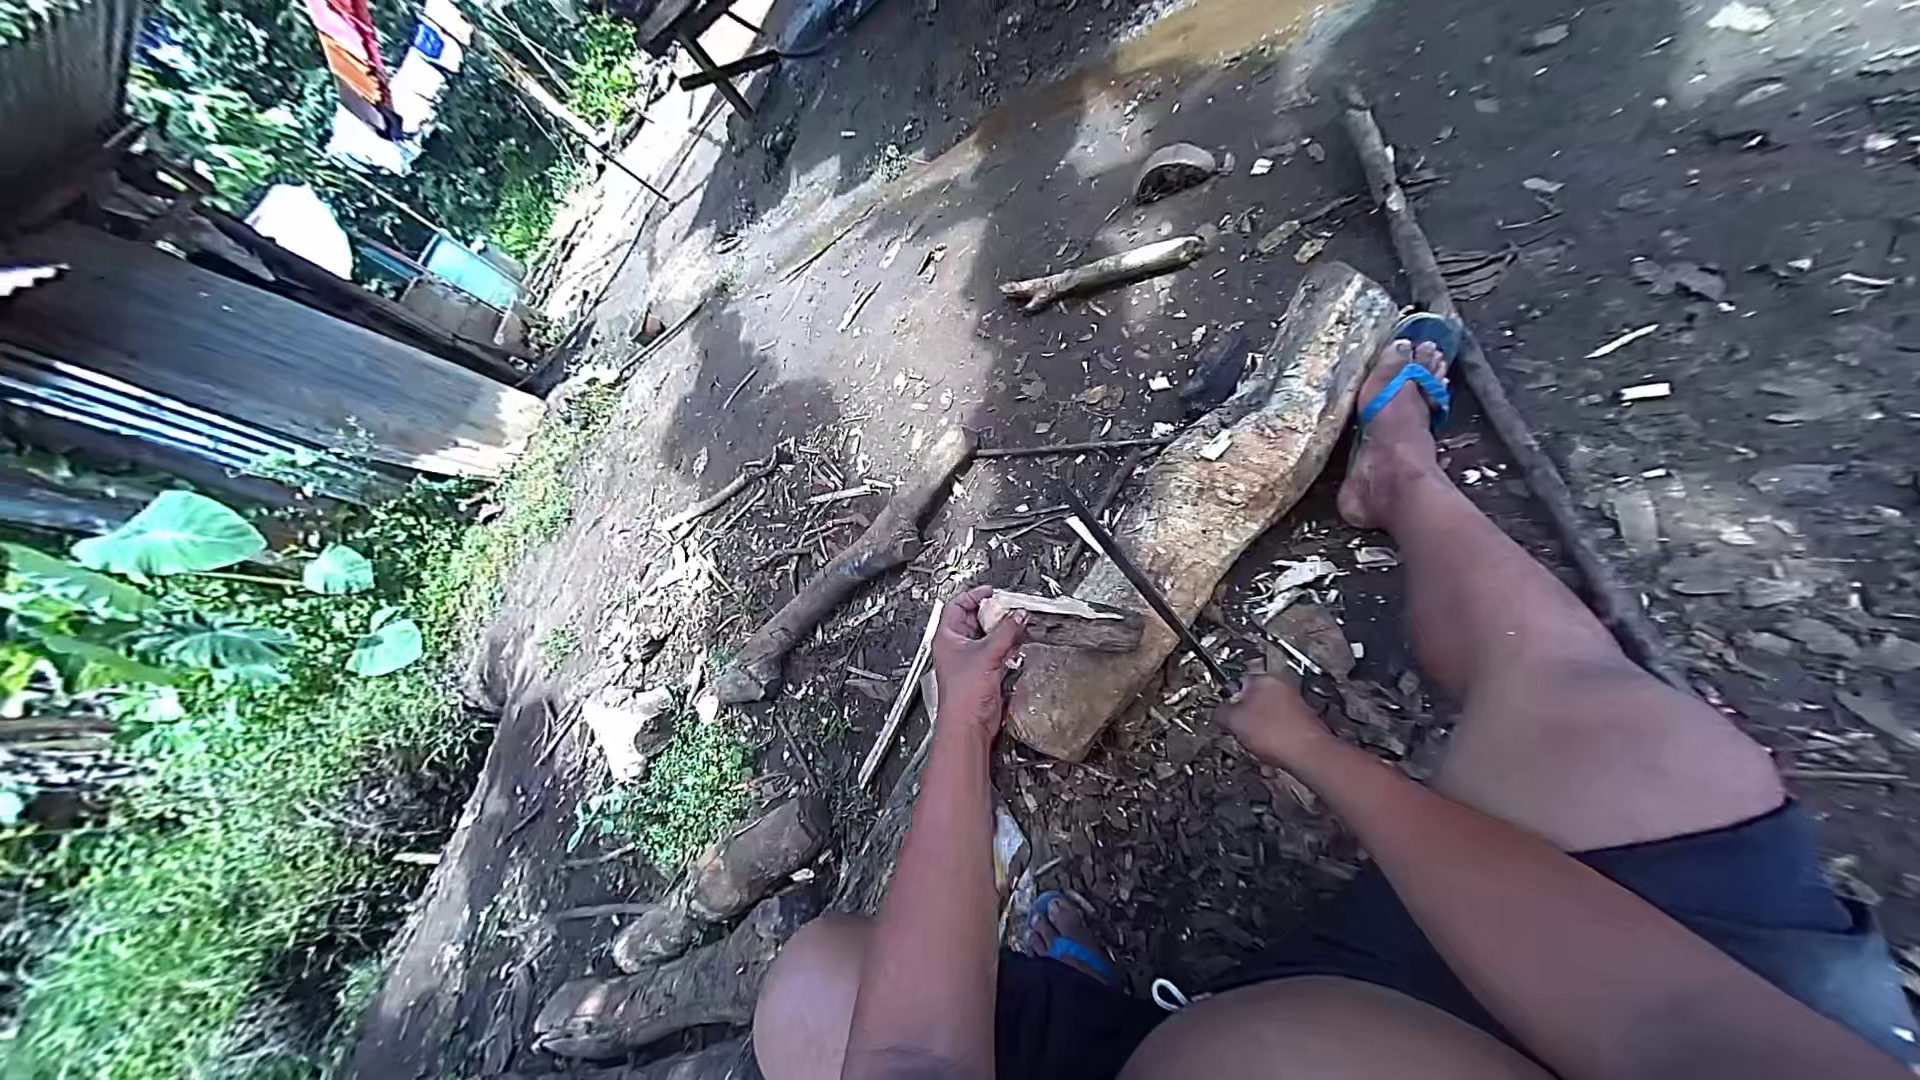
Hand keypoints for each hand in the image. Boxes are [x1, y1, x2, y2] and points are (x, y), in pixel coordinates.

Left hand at [931, 586, 1026, 743]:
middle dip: (992, 612)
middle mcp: (956, 647)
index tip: (990, 591)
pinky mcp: (983, 671)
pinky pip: (996, 651)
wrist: (968, 724)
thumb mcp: (987, 654)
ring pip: (987, 636)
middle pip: (974, 619)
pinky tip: (1017, 641)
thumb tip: (1018, 615)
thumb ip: (1006, 632)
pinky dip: (1006, 644)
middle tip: (1009, 606)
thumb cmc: (963, 695)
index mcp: (947, 637)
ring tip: (1017, 621)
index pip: (957, 606)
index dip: (973, 596)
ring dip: (1002, 629)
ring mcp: (970, 659)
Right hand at [1219, 675, 1337, 768]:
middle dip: (1244, 724)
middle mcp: (1283, 691)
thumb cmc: (1278, 734)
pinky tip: (1271, 761)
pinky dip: (1274, 749)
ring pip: (1266, 724)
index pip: (1237, 684)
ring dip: (1258, 739)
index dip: (1226, 701)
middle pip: (1252, 706)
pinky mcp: (1306, 730)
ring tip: (1257, 752)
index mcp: (1265, 680)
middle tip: (1239, 734)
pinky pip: (1280, 737)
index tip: (1224, 714)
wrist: (1311, 758)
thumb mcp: (1233, 720)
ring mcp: (1297, 710)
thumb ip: (1220, 712)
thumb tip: (1219, 713)